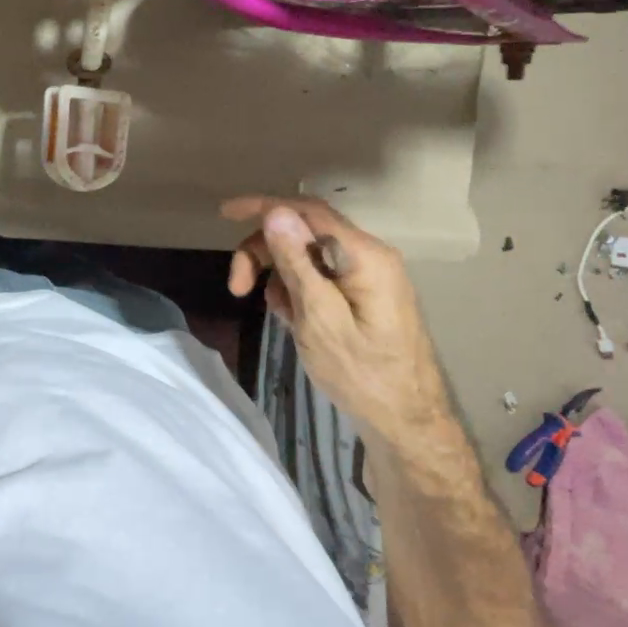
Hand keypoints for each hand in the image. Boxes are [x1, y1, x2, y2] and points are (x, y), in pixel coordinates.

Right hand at [221, 195, 450, 445]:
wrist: (404, 421)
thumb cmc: (361, 373)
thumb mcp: (319, 317)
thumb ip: (297, 263)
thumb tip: (275, 213)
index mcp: (365, 257)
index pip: (308, 211)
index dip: (263, 206)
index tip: (223, 213)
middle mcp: (370, 256)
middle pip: (303, 231)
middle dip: (263, 251)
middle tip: (237, 288)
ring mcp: (368, 275)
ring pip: (306, 254)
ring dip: (276, 273)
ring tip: (270, 310)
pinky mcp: (362, 293)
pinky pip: (318, 275)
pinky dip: (294, 288)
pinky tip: (291, 317)